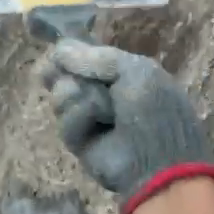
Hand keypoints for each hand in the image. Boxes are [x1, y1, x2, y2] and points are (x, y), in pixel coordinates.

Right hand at [42, 39, 213, 213]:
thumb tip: (58, 48)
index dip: (70, 53)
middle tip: (65, 76)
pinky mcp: (77, 139)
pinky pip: (65, 118)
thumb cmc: (156, 113)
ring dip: (78, 97)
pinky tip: (96, 127)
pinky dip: (79, 119)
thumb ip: (98, 58)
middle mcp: (104, 92)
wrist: (158, 164)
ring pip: (61, 94)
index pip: (87, 56)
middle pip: (66, 73)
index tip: (56, 52)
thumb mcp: (137, 73)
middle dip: (67, 73)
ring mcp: (89, 116)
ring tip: (102, 111)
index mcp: (124, 73)